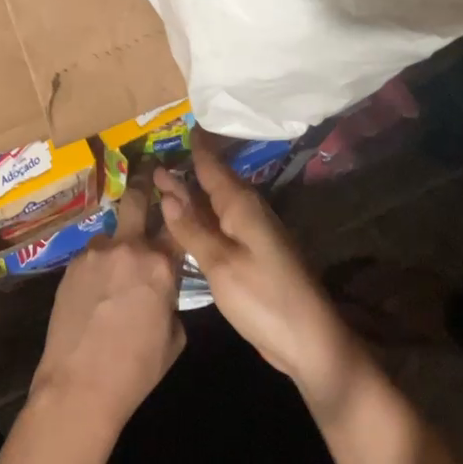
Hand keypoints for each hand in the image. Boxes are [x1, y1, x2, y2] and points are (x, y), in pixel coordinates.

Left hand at [30, 186, 184, 427]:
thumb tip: (163, 288)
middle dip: (144, 183)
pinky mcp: (71, 265)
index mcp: (160, 265)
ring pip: (110, 233)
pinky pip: (91, 256)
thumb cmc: (136, 368)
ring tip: (114, 269)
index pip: (178, 225)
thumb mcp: (174, 337)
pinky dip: (97, 265)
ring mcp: (94, 253)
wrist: (79, 383)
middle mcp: (127, 248)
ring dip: (116, 244)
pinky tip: (95, 290)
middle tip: (148, 170)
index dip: (182, 212)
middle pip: (137, 199)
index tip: (182, 198)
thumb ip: (171, 299)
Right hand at [154, 141, 357, 397]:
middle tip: (152, 159)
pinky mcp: (252, 254)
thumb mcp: (220, 264)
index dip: (194, 145)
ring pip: (215, 204)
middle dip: (186, 170)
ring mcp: (251, 233)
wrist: (310, 341)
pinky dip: (200, 219)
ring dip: (191, 195)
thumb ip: (192, 229)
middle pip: (212, 182)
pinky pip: (220, 224)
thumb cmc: (264, 298)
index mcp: (241, 204)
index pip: (211, 164)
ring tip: (160, 185)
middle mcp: (247, 211)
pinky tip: (183, 224)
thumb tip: (167, 192)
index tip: (178, 122)